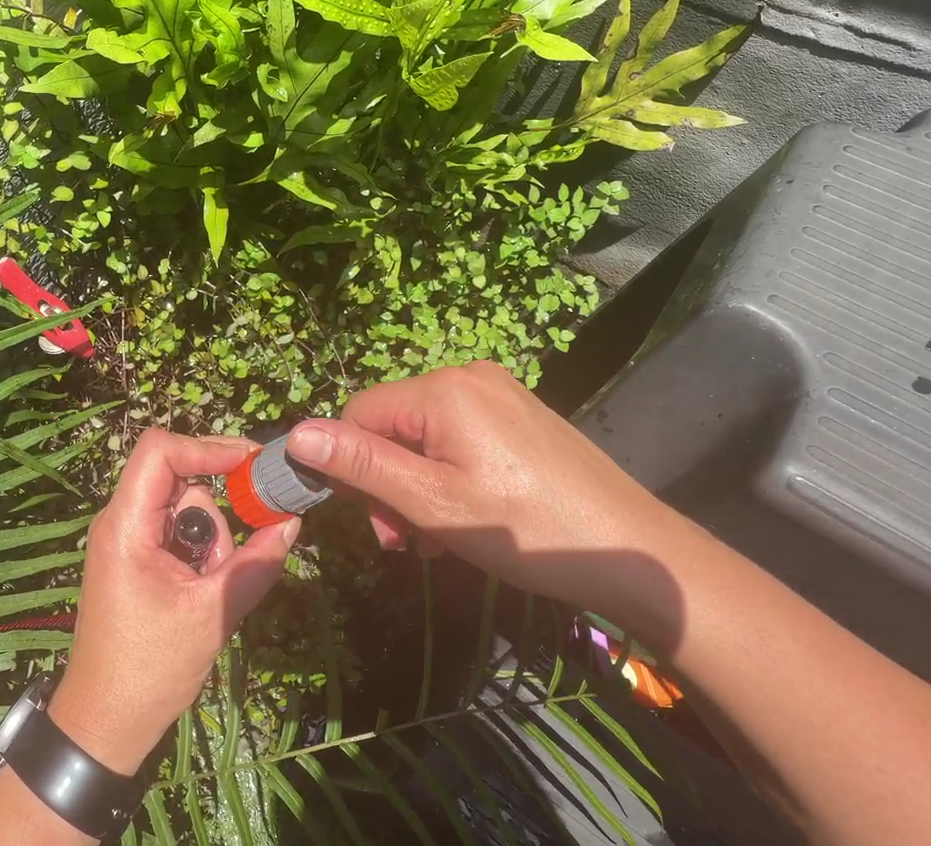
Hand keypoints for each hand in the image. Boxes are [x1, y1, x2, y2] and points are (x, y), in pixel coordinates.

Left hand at [47, 430, 299, 773]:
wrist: (106, 720)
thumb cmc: (151, 668)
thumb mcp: (213, 614)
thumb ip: (255, 563)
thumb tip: (292, 521)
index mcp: (125, 525)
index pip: (160, 450)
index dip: (207, 447)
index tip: (251, 463)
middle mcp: (120, 521)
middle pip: (177, 476)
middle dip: (218, 505)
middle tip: (250, 531)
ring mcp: (126, 539)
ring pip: (183, 506)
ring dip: (210, 537)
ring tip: (210, 588)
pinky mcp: (135, 557)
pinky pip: (176, 531)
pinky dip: (200, 551)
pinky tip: (203, 591)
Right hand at [282, 361, 693, 630]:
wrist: (635, 554)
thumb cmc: (524, 530)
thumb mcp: (431, 502)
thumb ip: (362, 465)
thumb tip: (296, 434)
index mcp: (442, 389)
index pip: (358, 414)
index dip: (351, 467)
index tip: (376, 523)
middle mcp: (468, 376)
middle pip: (393, 425)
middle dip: (387, 483)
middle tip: (405, 542)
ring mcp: (499, 393)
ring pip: (424, 436)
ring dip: (416, 487)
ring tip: (436, 541)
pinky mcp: (519, 415)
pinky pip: (459, 438)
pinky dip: (448, 477)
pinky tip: (464, 521)